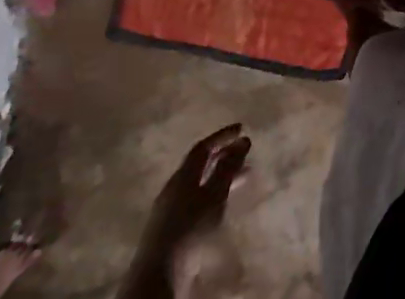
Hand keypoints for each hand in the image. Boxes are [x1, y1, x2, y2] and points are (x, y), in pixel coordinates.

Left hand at [120, 125, 249, 298]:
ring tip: (244, 176)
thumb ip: (228, 168)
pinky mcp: (173, 228)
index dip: (222, 136)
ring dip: (221, 175)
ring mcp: (171, 209)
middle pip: (199, 165)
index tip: (242, 128)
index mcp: (182, 177)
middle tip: (245, 149)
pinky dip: (215, 192)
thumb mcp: (215, 195)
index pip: (201, 148)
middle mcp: (174, 189)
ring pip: (200, 183)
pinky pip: (198, 199)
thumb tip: (243, 140)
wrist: (159, 276)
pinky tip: (224, 202)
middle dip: (223, 155)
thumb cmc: (190, 229)